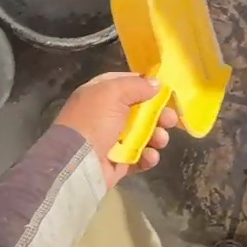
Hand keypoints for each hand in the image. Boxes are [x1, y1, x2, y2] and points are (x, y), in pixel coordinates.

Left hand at [53, 72, 177, 186]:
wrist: (76, 162)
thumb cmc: (94, 121)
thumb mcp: (112, 93)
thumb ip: (135, 86)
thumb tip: (155, 83)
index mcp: (99, 94)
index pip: (124, 84)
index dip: (144, 85)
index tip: (163, 89)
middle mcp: (105, 115)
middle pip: (139, 111)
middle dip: (158, 114)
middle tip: (171, 119)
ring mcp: (112, 140)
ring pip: (143, 135)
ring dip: (157, 136)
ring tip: (161, 140)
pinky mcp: (118, 162)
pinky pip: (139, 157)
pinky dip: (147, 157)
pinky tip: (149, 156)